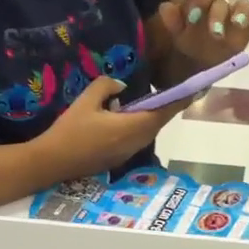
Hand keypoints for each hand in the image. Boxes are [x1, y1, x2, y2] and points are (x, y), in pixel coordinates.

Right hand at [32, 76, 180, 180]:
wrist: (54, 162)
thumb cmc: (70, 130)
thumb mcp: (86, 101)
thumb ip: (106, 87)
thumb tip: (121, 86)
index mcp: (131, 127)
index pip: (162, 112)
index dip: (179, 101)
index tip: (195, 90)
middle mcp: (136, 142)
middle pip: (159, 123)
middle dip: (169, 107)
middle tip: (178, 91)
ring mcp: (129, 152)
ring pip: (149, 131)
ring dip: (155, 117)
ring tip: (159, 100)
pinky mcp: (120, 157)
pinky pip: (138, 138)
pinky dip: (143, 125)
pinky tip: (134, 115)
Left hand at [154, 0, 248, 74]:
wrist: (193, 65)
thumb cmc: (184, 46)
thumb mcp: (174, 35)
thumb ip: (171, 21)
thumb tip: (165, 9)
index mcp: (201, 1)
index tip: (193, 17)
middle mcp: (218, 7)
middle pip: (221, 2)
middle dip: (217, 16)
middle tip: (215, 34)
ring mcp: (234, 19)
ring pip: (242, 7)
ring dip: (241, 14)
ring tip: (238, 24)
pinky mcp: (247, 32)